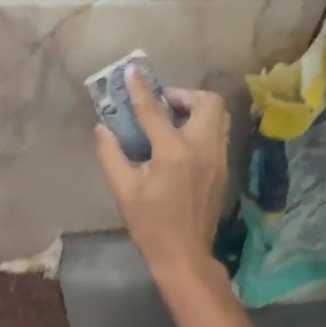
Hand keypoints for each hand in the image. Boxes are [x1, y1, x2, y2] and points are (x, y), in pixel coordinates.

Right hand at [94, 66, 229, 277]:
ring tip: (172, 121)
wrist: (185, 255)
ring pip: (218, 117)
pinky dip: (202, 128)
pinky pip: (218, 135)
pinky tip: (182, 144)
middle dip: (184, 95)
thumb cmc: (151, 224)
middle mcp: (203, 148)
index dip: (140, 88)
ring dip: (196, 110)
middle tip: (162, 105)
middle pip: (207, 102)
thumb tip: (102, 128)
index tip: (132, 71)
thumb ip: (111, 154)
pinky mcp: (223, 170)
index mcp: (174, 152)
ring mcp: (218, 159)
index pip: (155, 110)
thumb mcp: (123, 190)